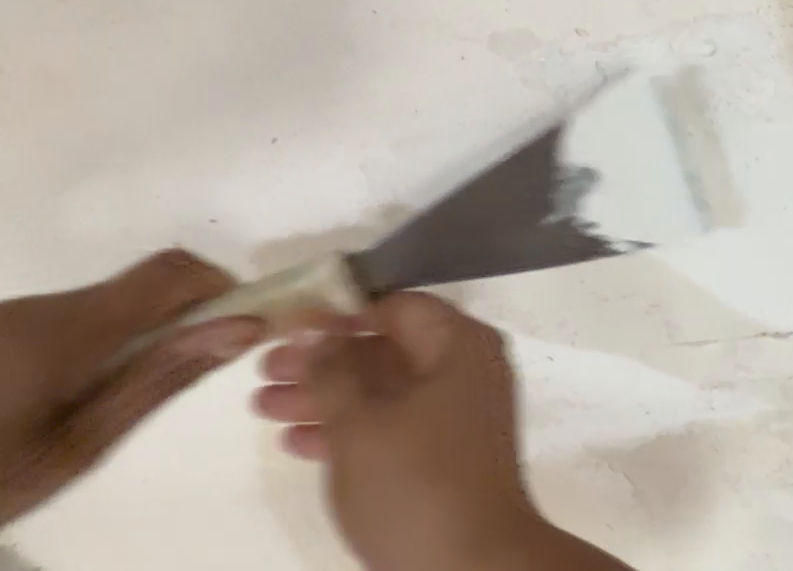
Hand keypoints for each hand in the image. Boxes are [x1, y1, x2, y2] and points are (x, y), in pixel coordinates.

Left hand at [0, 250, 262, 524]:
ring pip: (104, 306)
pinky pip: (64, 322)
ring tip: (105, 401)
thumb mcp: (77, 447)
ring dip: (135, 335)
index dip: (221, 284)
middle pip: (142, 288)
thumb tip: (246, 326)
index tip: (238, 324)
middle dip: (181, 317)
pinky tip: (55, 399)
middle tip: (181, 373)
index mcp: (70, 330)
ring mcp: (7, 319)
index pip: (174, 270)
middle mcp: (39, 309)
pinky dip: (92, 345)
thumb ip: (162, 379)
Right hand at [254, 293, 583, 570]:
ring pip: (388, 388)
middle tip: (261, 371)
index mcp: (462, 345)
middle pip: (392, 347)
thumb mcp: (362, 421)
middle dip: (328, 357)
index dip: (344, 314)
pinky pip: (397, 423)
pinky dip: (350, 427)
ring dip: (329, 393)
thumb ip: (335, 370)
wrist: (470, 558)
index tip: (288, 327)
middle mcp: (469, 367)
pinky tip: (296, 442)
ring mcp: (461, 409)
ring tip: (262, 405)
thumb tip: (318, 329)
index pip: (402, 308)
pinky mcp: (449, 449)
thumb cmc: (415, 479)